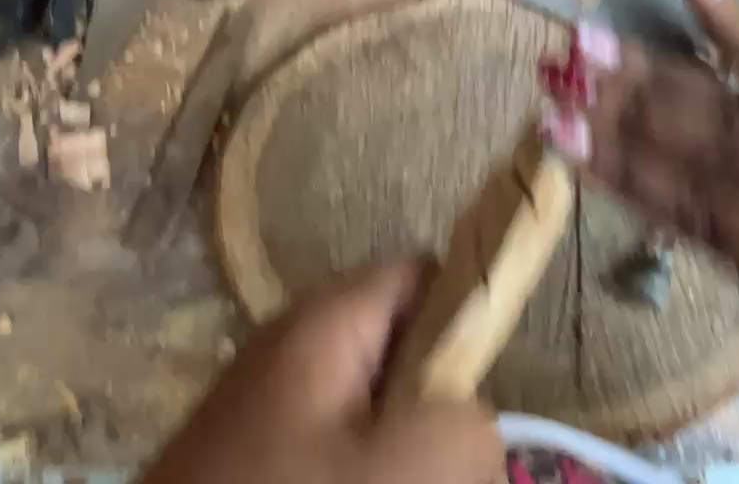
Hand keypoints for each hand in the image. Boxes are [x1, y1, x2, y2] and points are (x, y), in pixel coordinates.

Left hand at [142, 261, 501, 483]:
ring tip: (406, 481)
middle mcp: (293, 345)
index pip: (422, 275)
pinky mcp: (254, 453)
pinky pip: (332, 449)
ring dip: (401, 456)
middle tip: (443, 470)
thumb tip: (471, 421)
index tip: (484, 392)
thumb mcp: (402, 472)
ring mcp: (269, 402)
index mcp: (324, 321)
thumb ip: (465, 428)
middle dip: (436, 408)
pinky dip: (361, 469)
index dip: (467, 318)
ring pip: (371, 411)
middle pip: (401, 348)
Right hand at [574, 0, 738, 398]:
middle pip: (704, 145)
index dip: (615, 164)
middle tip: (556, 74)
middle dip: (622, 108)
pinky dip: (738, 19)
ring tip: (586, 42)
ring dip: (653, 70)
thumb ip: (711, 236)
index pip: (686, 204)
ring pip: (734, 102)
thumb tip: (624, 168)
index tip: (554, 131)